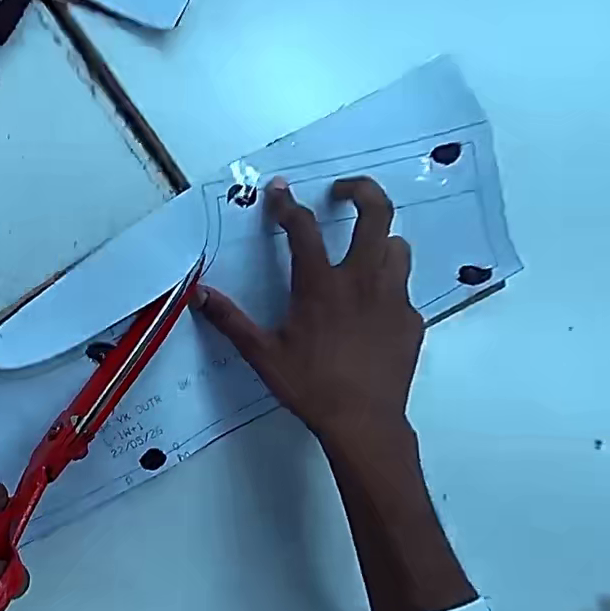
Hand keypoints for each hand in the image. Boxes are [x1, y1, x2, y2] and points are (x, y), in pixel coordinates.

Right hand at [196, 177, 422, 449]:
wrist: (363, 421)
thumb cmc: (308, 384)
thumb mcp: (261, 353)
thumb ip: (230, 320)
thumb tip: (199, 294)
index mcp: (321, 286)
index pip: (303, 230)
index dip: (287, 205)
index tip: (279, 189)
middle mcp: (362, 281)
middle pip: (376, 214)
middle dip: (360, 190)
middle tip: (340, 190)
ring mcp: (393, 298)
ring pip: (396, 247)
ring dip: (378, 239)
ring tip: (359, 252)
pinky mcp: (411, 319)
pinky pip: (402, 287)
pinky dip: (385, 284)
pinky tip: (369, 309)